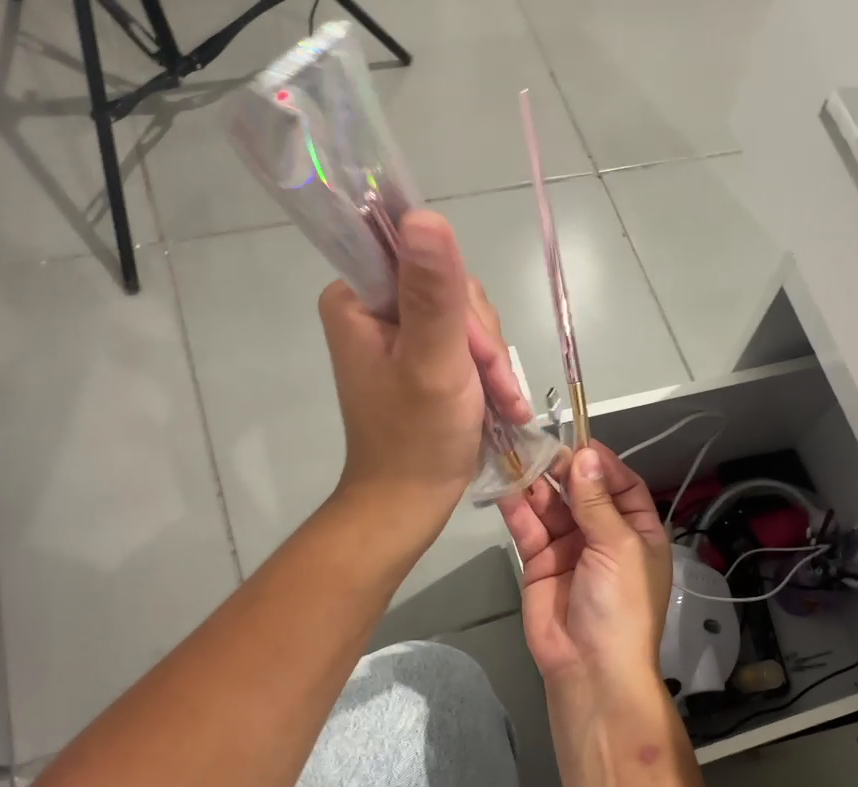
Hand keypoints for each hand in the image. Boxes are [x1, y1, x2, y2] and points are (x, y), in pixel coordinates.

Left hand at [317, 211, 529, 519]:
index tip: (476, 353)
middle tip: (494, 388)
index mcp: (357, 299)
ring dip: (491, 363)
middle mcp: (373, 309)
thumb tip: (426, 214)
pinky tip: (501, 405)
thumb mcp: (432, 361)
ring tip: (501, 404)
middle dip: (481, 343)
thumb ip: (433, 291)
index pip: (423, 261)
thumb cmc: (417, 438)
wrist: (411, 502)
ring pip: (466, 319)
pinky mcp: (419, 358)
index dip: (460, 303)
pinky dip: (488, 375)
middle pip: (451, 291)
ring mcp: (398, 335)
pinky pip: (466, 345)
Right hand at [498, 444, 672, 696]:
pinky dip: (517, 508)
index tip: (578, 443)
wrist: (590, 667)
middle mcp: (605, 536)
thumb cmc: (620, 606)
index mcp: (639, 532)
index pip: (622, 485)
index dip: (602, 464)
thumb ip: (597, 501)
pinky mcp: (538, 562)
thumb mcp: (618, 547)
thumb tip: (585, 455)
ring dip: (536, 484)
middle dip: (562, 470)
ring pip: (552, 506)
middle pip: (583, 491)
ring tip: (516, 458)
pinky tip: (505, 486)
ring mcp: (570, 549)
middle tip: (538, 447)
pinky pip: (529, 528)